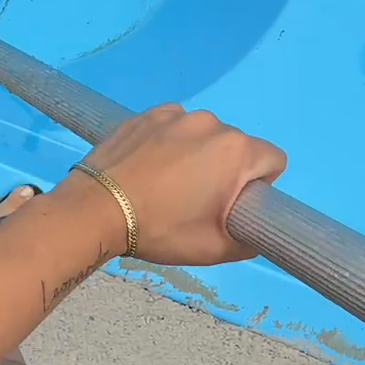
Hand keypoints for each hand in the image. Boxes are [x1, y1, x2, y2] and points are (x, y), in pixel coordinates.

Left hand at [56, 104, 285, 265]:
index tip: (226, 203)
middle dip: (221, 169)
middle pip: (234, 146)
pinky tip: (144, 164)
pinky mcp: (141, 116)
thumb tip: (253, 234)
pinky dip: (164, 141)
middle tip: (188, 197)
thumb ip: (248, 241)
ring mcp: (172, 115)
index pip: (272, 161)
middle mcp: (209, 123)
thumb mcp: (213, 249)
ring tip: (161, 182)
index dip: (256, 185)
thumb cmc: (156, 229)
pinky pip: (168, 125)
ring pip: (200, 134)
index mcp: (236, 150)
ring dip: (192, 152)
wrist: (92, 210)